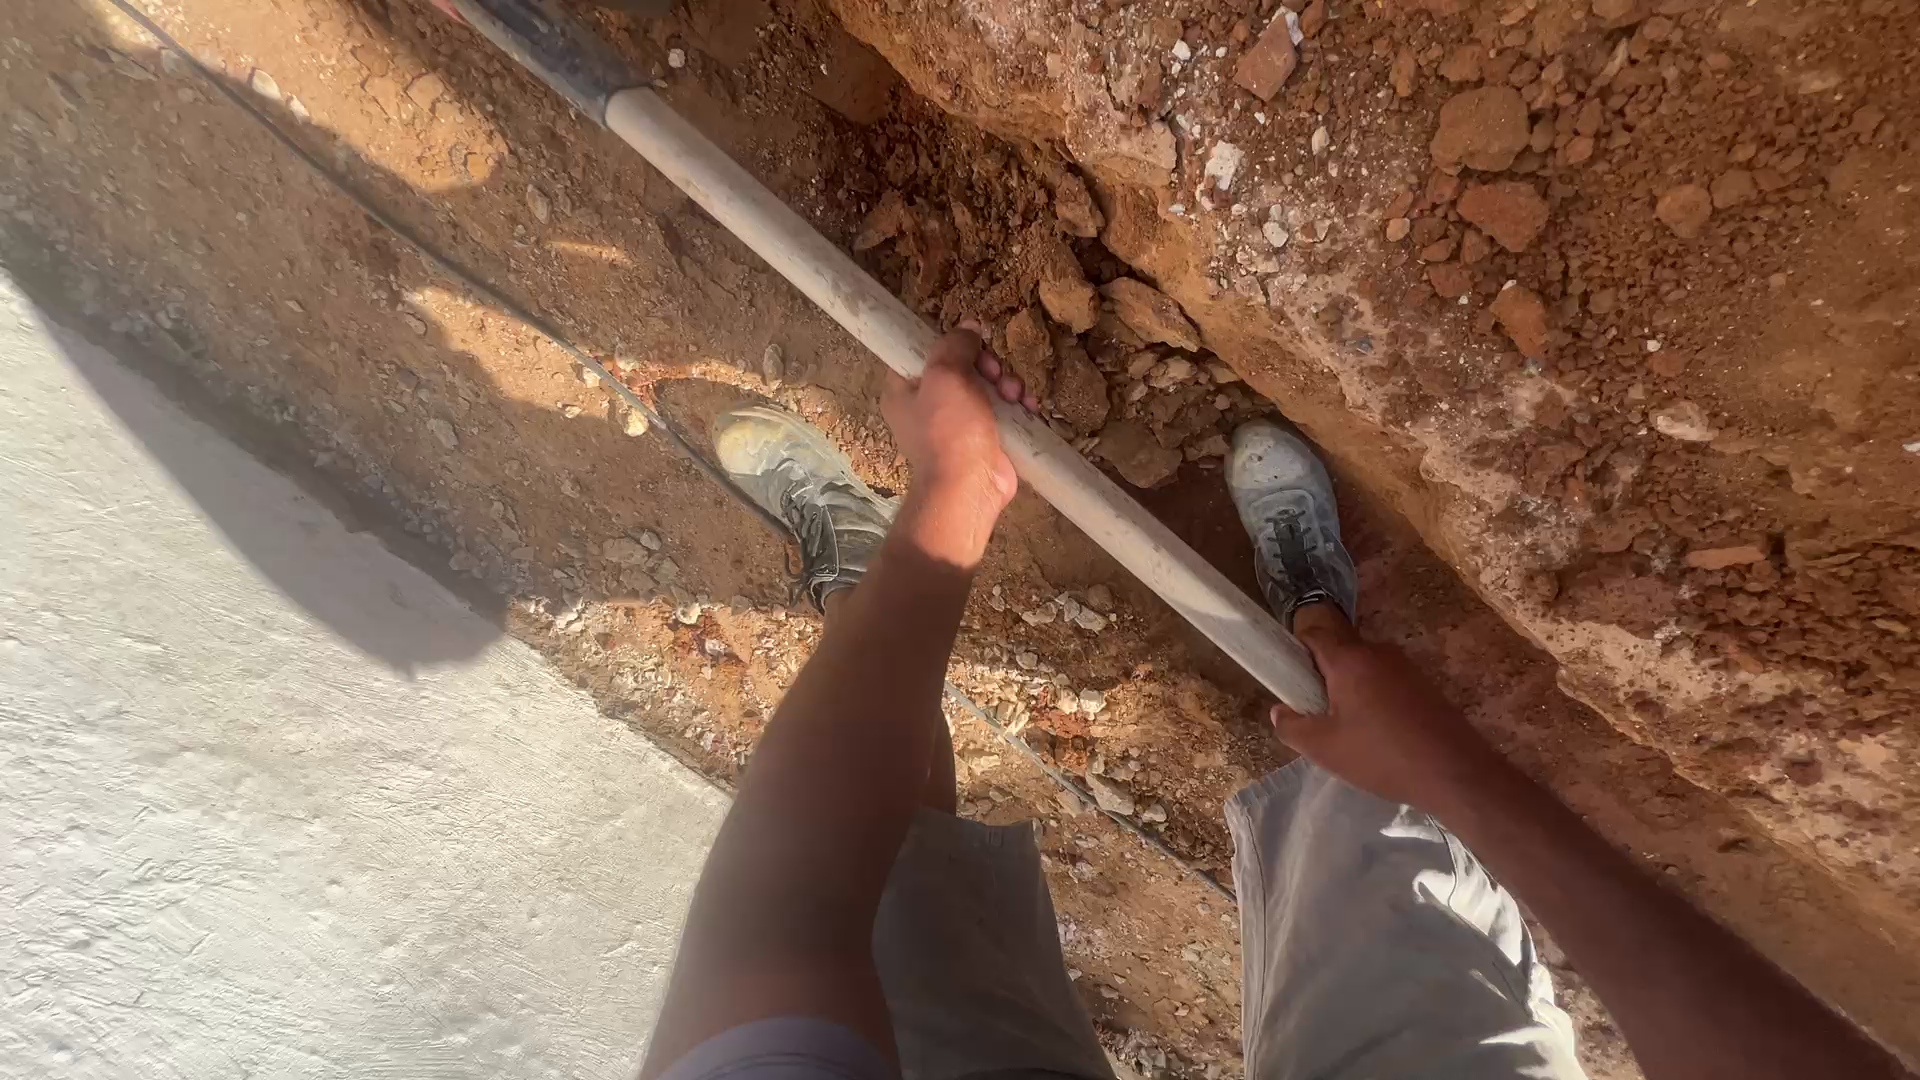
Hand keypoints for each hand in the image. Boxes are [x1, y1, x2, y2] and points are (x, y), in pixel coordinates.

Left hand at [880, 325, 1028, 564]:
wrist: (969, 487)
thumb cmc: (949, 430)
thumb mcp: (945, 374)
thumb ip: (955, 345)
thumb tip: (969, 327)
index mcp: (903, 390)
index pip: (923, 353)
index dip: (950, 344)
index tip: (972, 343)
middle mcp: (927, 407)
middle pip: (961, 368)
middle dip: (987, 366)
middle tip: (996, 373)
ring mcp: (957, 425)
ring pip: (986, 387)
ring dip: (1006, 384)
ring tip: (1016, 395)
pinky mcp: (984, 439)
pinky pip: (1002, 411)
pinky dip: (1017, 406)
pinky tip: (1030, 407)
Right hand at [1270, 606, 1510, 813]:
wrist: (1459, 777)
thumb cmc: (1382, 756)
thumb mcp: (1323, 748)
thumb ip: (1291, 726)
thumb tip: (1279, 712)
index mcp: (1350, 660)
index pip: (1313, 635)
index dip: (1295, 653)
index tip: (1289, 680)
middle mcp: (1380, 654)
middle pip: (1339, 653)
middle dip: (1323, 677)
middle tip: (1317, 712)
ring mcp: (1407, 669)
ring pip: (1364, 669)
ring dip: (1350, 690)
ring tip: (1350, 728)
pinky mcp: (1427, 687)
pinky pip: (1387, 683)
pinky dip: (1376, 700)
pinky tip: (1380, 734)